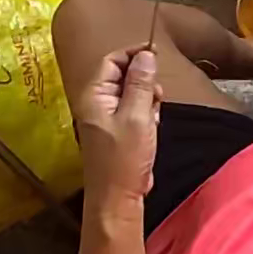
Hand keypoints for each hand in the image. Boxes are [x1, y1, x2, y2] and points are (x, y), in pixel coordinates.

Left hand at [71, 45, 161, 223]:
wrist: (117, 199)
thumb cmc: (124, 158)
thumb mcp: (137, 115)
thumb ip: (141, 83)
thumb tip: (146, 54)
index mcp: (94, 95)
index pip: (112, 60)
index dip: (134, 55)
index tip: (157, 55)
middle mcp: (96, 103)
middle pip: (123, 75)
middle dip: (144, 81)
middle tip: (157, 97)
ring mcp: (106, 117)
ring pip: (132, 93)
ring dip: (148, 100)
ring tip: (154, 118)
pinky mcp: (116, 131)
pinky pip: (134, 111)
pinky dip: (146, 115)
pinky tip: (152, 129)